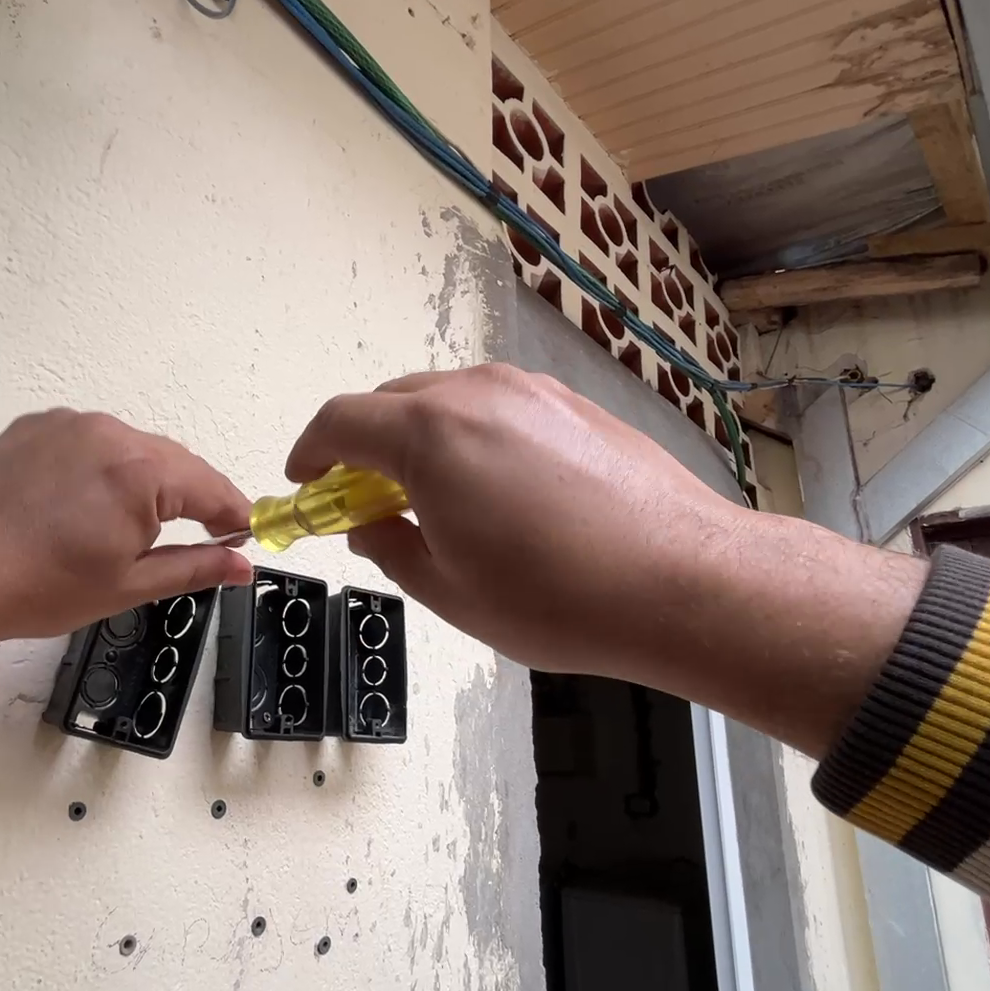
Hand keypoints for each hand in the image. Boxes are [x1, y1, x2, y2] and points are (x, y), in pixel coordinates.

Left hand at [0, 410, 253, 662]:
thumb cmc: (43, 588)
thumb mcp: (131, 585)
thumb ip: (196, 567)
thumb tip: (245, 566)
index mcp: (141, 471)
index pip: (210, 486)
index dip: (233, 512)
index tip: (245, 534)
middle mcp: (110, 432)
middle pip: (174, 462)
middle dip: (192, 497)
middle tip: (200, 535)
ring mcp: (69, 423)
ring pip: (133, 448)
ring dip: (147, 480)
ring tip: (134, 523)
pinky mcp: (35, 425)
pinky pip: (91, 440)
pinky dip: (105, 466)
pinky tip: (89, 501)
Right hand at [286, 364, 924, 755]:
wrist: (684, 581)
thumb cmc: (555, 598)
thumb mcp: (447, 590)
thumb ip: (388, 547)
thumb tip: (368, 525)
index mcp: (429, 436)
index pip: (340, 422)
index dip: (311, 452)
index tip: (305, 482)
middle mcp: (475, 393)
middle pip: (389, 402)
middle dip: (361, 446)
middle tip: (364, 499)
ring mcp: (530, 392)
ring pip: (444, 399)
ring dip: (415, 438)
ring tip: (430, 496)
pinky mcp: (571, 404)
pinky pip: (494, 406)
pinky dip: (467, 435)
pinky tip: (492, 486)